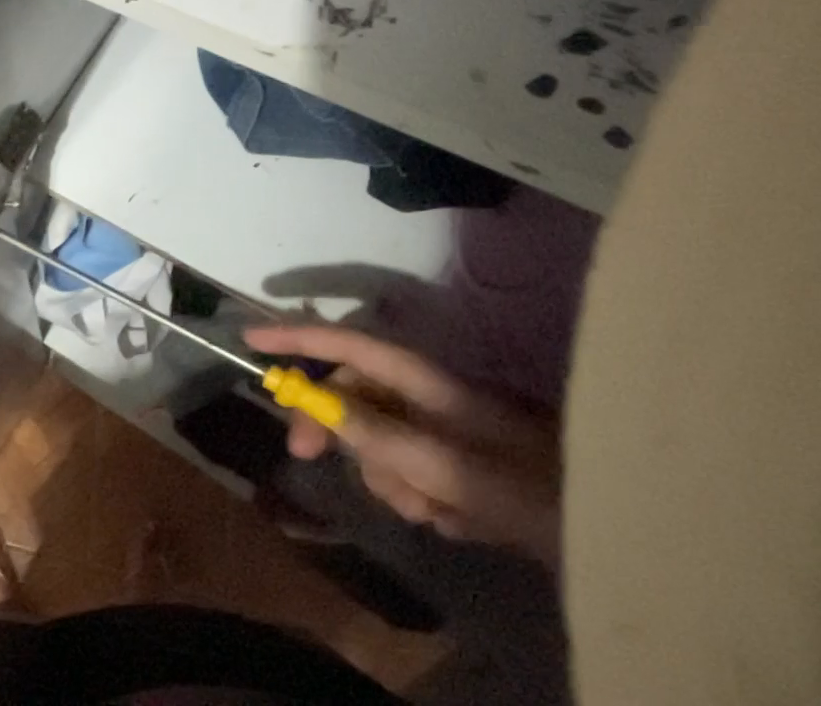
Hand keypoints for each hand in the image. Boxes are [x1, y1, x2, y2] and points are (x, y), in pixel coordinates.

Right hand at [245, 325, 562, 565]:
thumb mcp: (451, 470)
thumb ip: (382, 437)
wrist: (621, 532)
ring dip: (386, 477)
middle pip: (350, 392)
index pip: (349, 346)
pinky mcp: (457, 460)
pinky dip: (415, 494)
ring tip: (430, 512)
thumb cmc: (536, 494)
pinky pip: (405, 468)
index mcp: (428, 384)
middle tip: (302, 457)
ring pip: (374, 438)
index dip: (297, 337)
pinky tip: (452, 520)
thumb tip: (324, 406)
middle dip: (328, 425)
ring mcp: (444, 428)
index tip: (249, 340)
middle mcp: (430, 397)